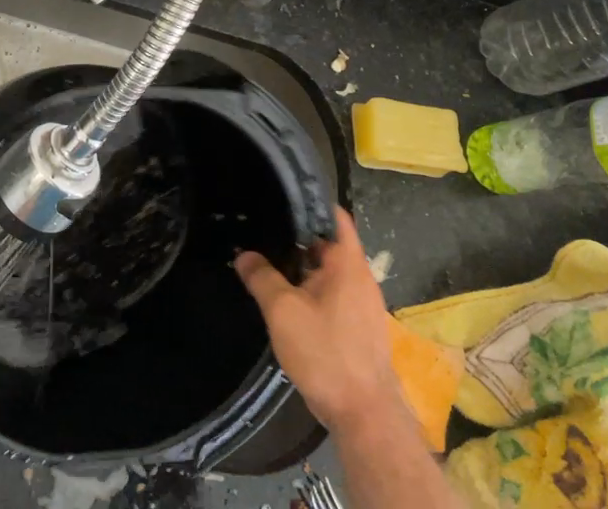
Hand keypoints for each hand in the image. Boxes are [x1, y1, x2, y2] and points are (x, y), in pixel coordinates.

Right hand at [234, 208, 398, 427]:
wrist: (363, 411)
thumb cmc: (325, 352)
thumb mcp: (282, 310)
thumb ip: (261, 277)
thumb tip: (244, 255)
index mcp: (348, 264)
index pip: (334, 216)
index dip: (309, 201)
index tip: (279, 194)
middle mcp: (360, 278)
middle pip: (328, 244)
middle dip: (296, 237)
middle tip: (260, 228)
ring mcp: (361, 305)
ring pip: (327, 272)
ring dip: (300, 267)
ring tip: (265, 260)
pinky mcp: (356, 327)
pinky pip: (330, 294)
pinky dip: (308, 289)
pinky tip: (283, 299)